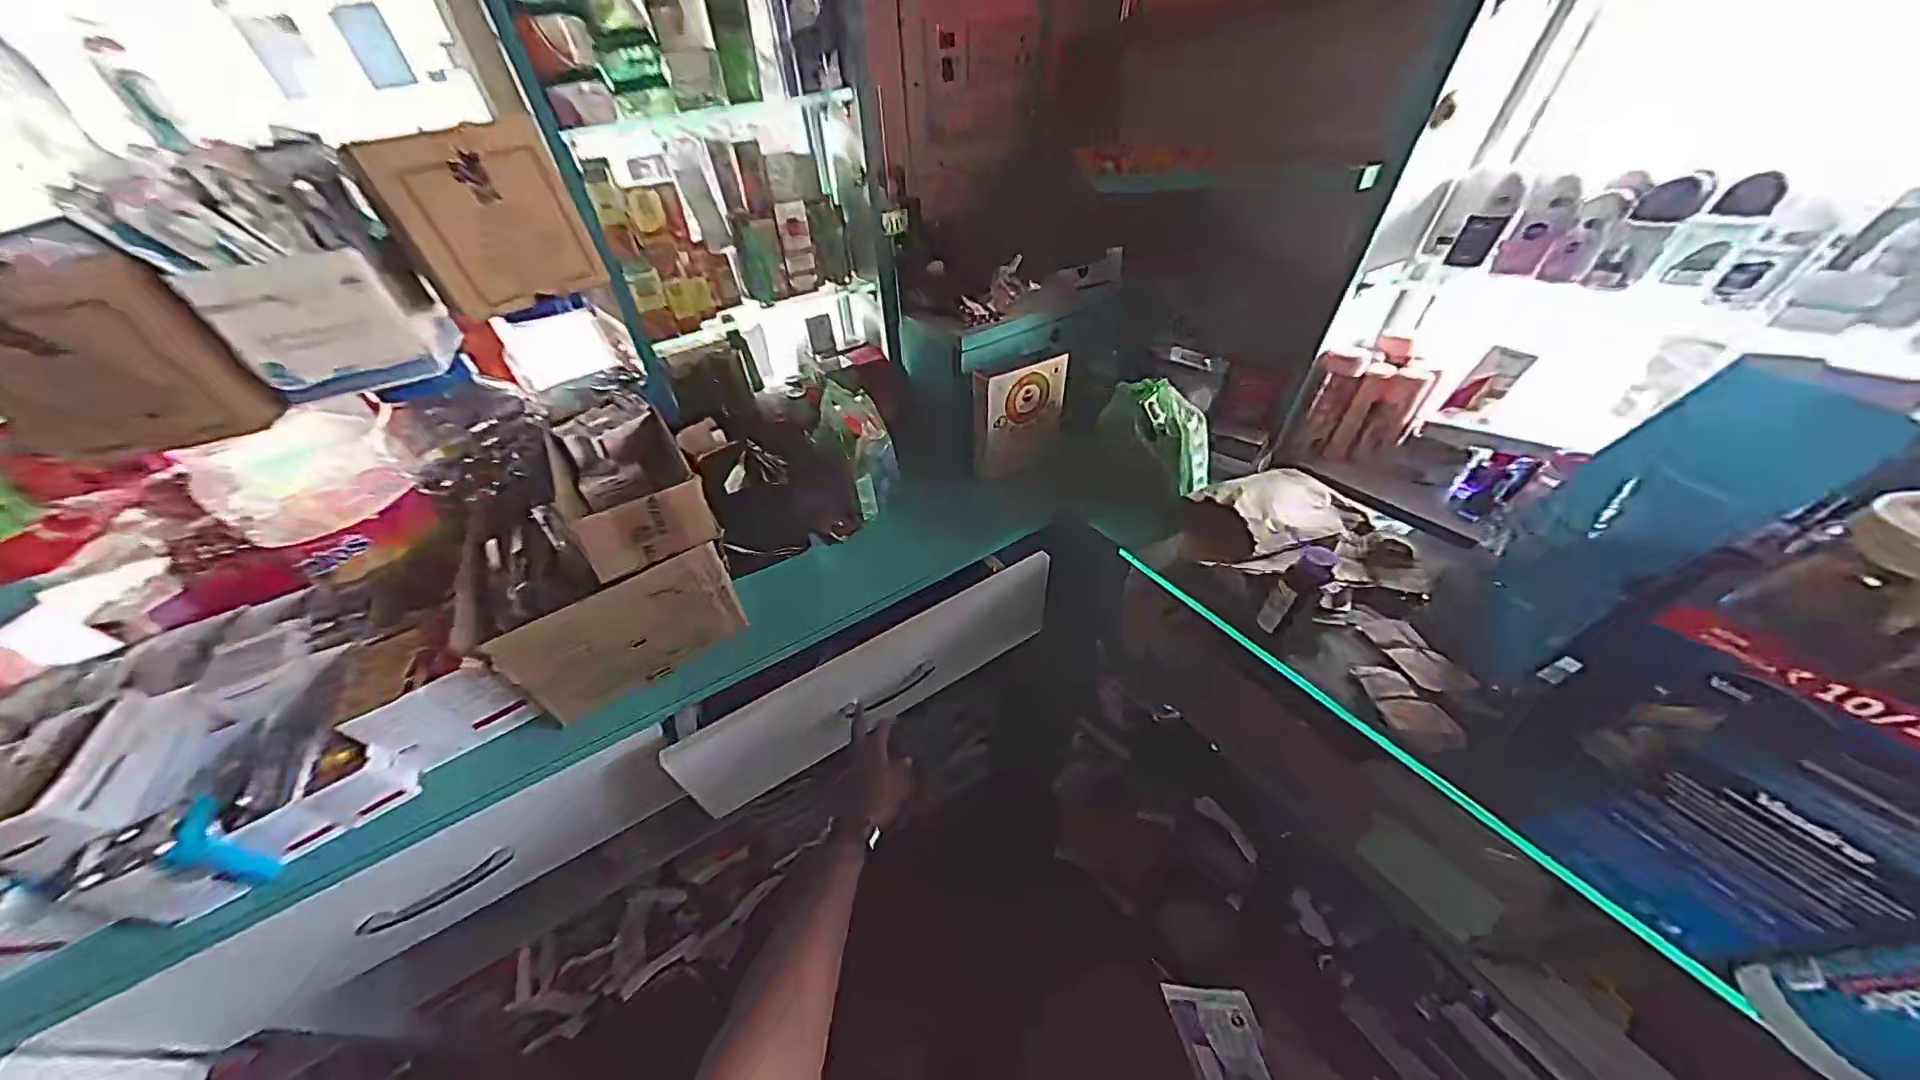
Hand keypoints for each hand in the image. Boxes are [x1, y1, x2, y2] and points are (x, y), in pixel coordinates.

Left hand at [843, 707, 913, 833]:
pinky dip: (855, 763)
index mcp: (874, 750)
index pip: (881, 729)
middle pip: (857, 730)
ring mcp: (845, 767)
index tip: (890, 718)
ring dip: (859, 742)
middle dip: (860, 718)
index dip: (887, 723)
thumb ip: (903, 769)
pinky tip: (859, 769)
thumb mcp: (900, 784)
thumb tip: (906, 760)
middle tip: (860, 707)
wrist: (852, 825)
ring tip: (865, 740)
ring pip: (853, 748)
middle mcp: (857, 754)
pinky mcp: (838, 781)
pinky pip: (849, 766)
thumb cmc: (880, 801)